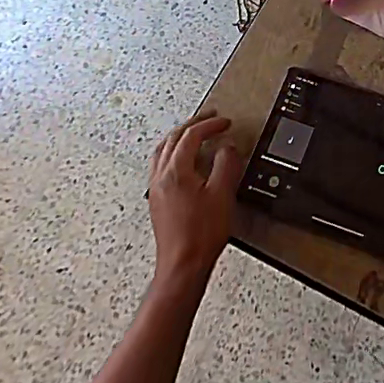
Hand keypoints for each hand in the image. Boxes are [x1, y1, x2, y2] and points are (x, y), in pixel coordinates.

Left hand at [146, 111, 248, 284]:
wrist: (183, 263)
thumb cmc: (201, 234)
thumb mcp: (222, 194)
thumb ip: (226, 165)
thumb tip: (227, 148)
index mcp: (176, 172)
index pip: (191, 137)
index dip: (210, 125)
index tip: (225, 123)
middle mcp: (161, 178)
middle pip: (173, 139)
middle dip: (193, 124)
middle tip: (211, 118)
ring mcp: (157, 189)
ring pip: (163, 151)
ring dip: (181, 136)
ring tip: (196, 132)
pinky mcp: (158, 200)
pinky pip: (161, 164)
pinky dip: (174, 152)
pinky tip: (185, 160)